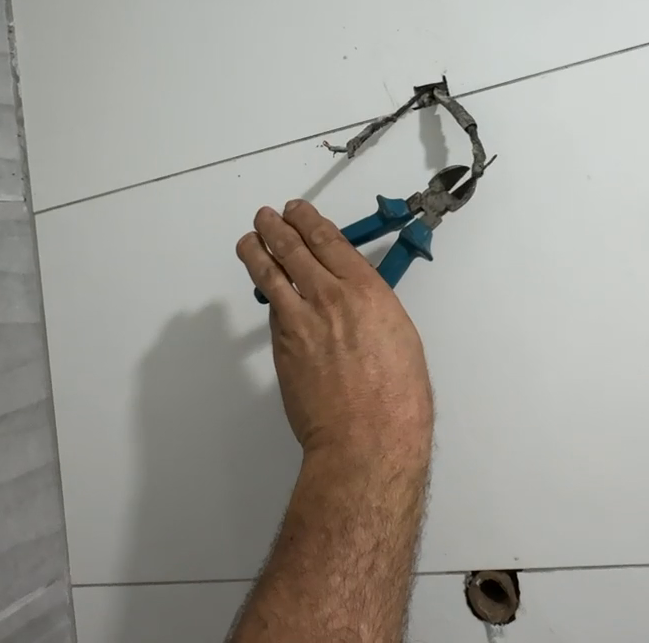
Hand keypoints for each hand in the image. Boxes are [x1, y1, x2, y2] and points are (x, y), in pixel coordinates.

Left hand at [236, 200, 433, 467]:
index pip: (328, 240)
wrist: (366, 438)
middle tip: (267, 216)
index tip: (297, 209)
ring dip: (257, 250)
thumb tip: (355, 301)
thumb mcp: (399, 334)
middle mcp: (328, 295)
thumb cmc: (398, 394)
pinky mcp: (282, 345)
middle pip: (293, 248)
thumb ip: (372, 307)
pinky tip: (267, 287)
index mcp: (365, 289)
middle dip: (277, 226)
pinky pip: (273, 309)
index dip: (308, 220)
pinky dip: (268, 291)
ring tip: (249, 238)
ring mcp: (299, 320)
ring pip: (271, 273)